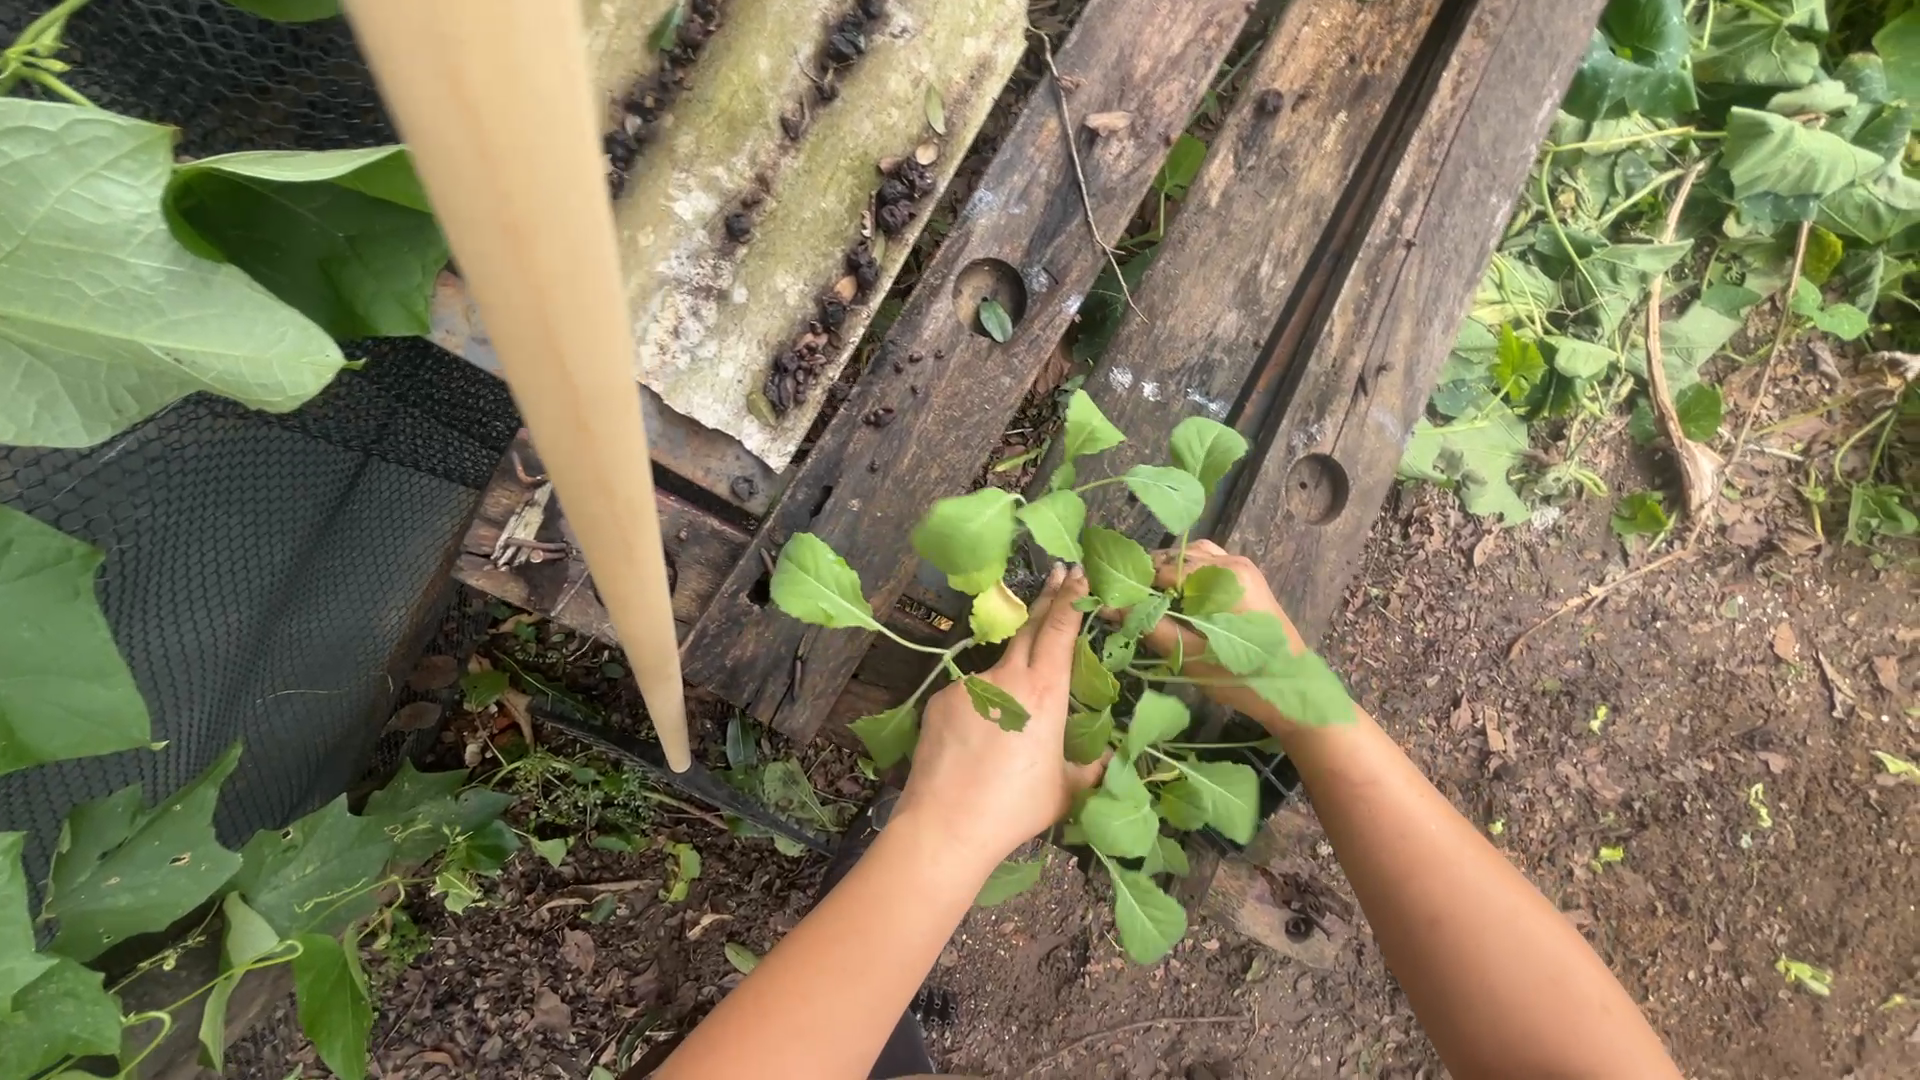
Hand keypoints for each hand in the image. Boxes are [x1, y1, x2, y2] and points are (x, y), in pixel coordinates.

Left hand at [895, 563, 1104, 870]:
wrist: (947, 824)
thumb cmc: (1015, 808)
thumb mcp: (1066, 789)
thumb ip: (1089, 765)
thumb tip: (1104, 756)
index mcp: (1045, 692)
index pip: (1060, 629)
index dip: (1070, 598)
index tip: (1077, 573)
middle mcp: (1007, 677)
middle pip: (1030, 626)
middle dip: (1047, 598)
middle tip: (1059, 573)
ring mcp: (970, 684)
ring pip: (1000, 668)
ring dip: (1013, 676)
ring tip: (1013, 726)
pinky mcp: (943, 697)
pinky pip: (971, 693)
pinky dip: (983, 705)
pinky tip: (979, 742)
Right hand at [1136, 539, 1308, 734]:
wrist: (1292, 690)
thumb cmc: (1241, 676)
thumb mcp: (1189, 654)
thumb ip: (1148, 625)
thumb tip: (1108, 606)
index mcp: (1221, 577)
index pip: (1160, 570)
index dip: (1135, 588)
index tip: (1118, 608)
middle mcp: (1231, 562)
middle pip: (1172, 558)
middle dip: (1149, 580)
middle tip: (1133, 609)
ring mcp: (1240, 566)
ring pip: (1188, 557)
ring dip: (1166, 576)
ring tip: (1154, 605)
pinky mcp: (1245, 577)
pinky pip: (1205, 564)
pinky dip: (1186, 576)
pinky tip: (1179, 601)